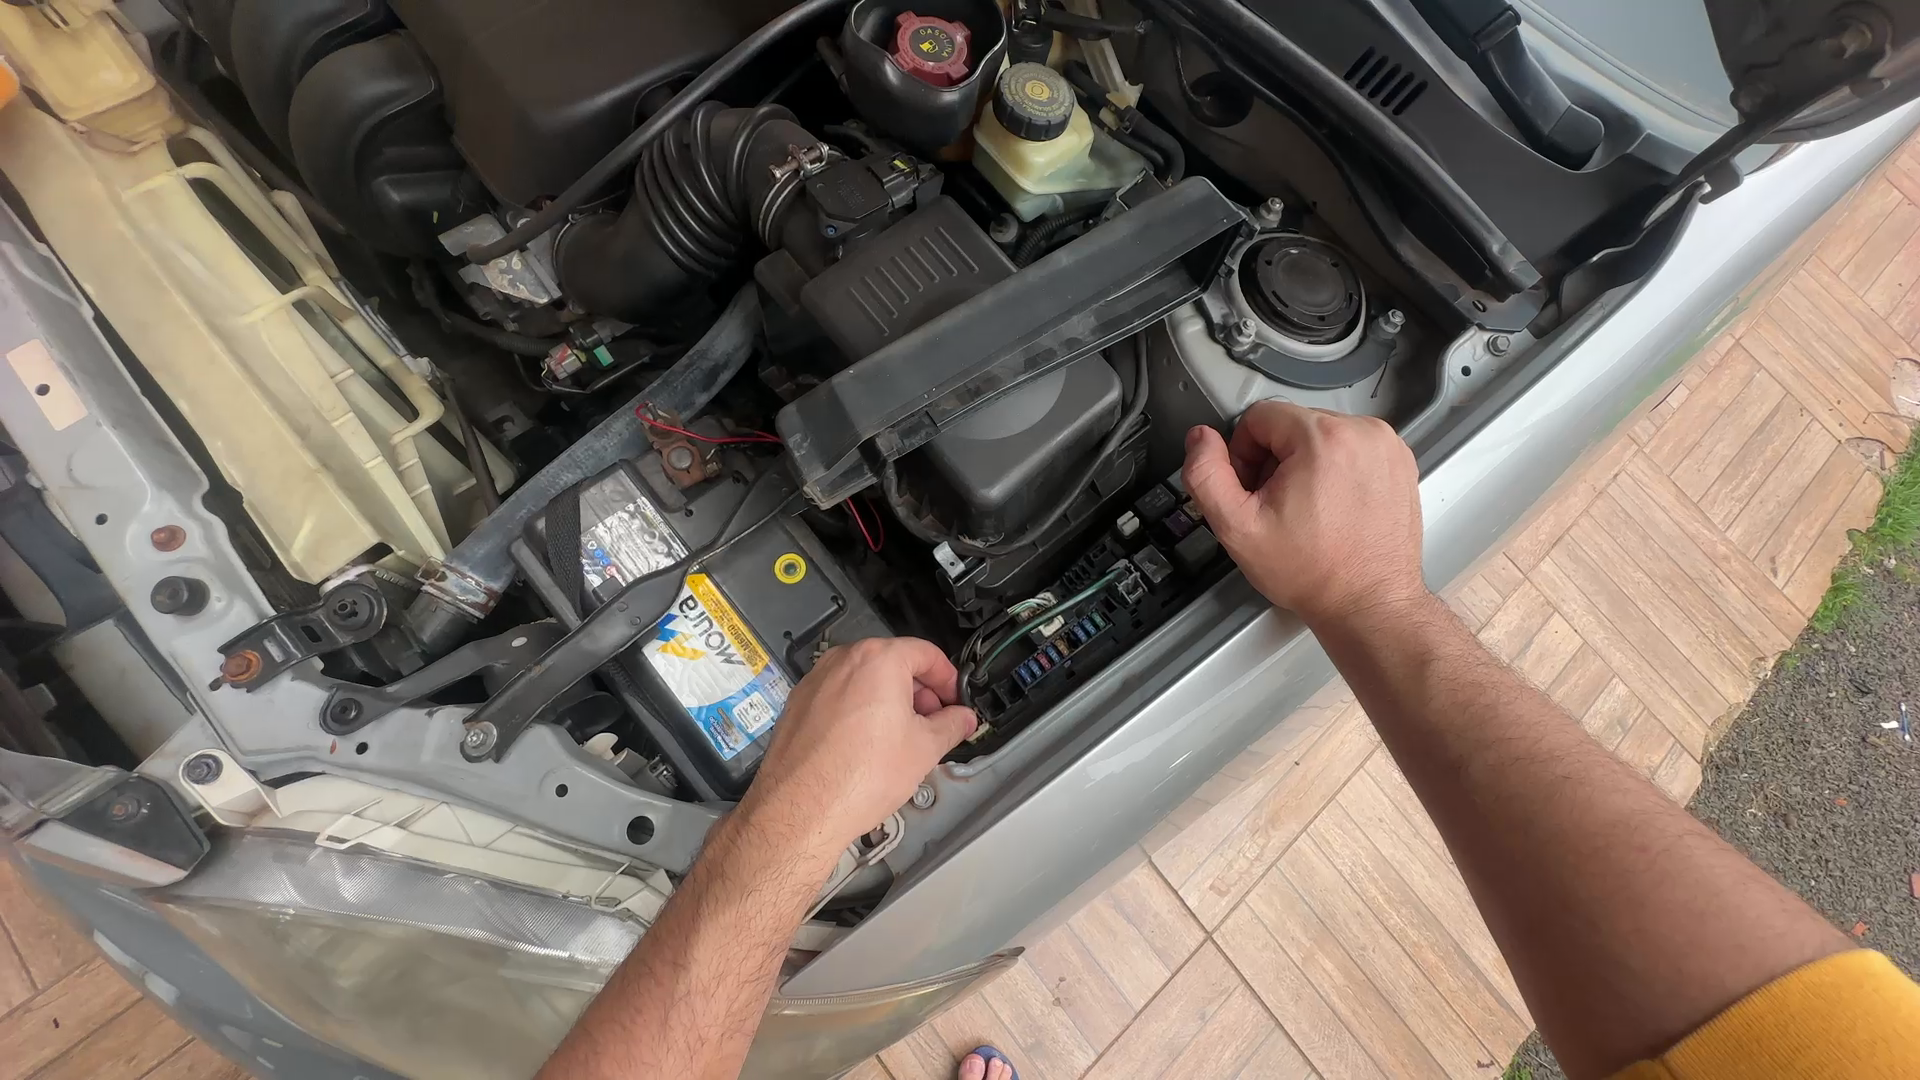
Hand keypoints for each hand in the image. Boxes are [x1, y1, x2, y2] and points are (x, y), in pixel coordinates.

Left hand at [743, 637, 976, 852]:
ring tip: (901, 738)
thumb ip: (951, 726)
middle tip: (933, 721)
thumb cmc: (856, 777)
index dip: (948, 678)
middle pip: (893, 663)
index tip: (954, 699)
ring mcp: (816, 681)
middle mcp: (843, 661)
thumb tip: (960, 720)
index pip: (926, 653)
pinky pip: (839, 697)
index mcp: (878, 660)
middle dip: (919, 691)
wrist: (801, 810)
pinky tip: (867, 745)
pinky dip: (859, 711)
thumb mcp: (924, 749)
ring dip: (889, 701)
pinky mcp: (799, 704)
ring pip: (864, 680)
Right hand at [1182, 402, 1426, 627]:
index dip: (1241, 454)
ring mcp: (1386, 447)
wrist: (1368, 604)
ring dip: (1301, 464)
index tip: (1251, 490)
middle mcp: (1362, 432)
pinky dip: (1332, 471)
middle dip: (1271, 460)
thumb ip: (1205, 475)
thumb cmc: (1312, 571)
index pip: (1258, 417)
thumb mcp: (1236, 526)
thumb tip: (1200, 439)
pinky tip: (1328, 507)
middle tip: (1274, 506)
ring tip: (1302, 509)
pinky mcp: (1398, 462)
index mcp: (1322, 438)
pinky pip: (1349, 448)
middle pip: (1290, 424)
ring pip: (1319, 435)